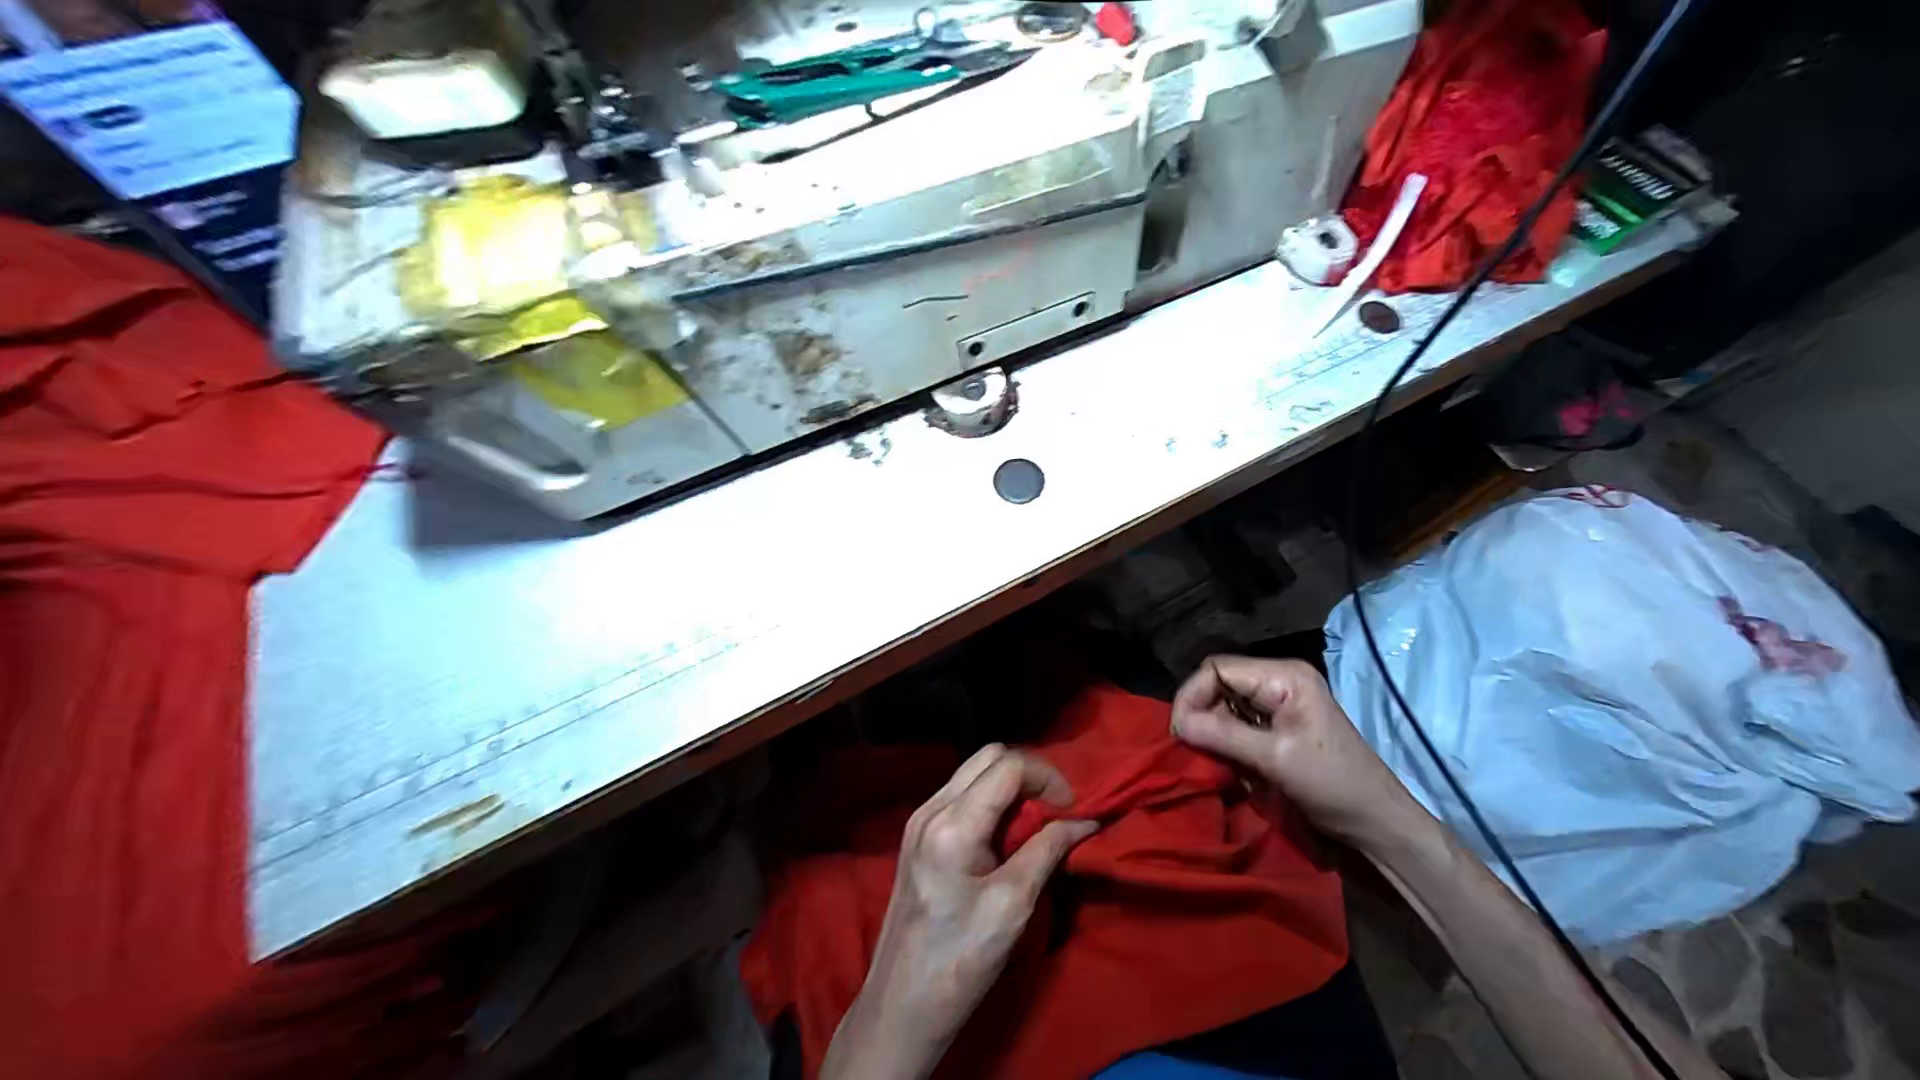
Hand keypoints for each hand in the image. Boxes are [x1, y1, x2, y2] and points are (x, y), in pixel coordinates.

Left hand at [821, 744, 1098, 1079]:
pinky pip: (962, 792)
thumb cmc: (960, 962)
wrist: (902, 1003)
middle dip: (1030, 773)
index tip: (1073, 809)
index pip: (1007, 766)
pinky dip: (992, 797)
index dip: (1048, 777)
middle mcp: (931, 808)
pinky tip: (1009, 829)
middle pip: (989, 757)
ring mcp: (920, 818)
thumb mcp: (1013, 907)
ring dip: (1011, 783)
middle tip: (1058, 808)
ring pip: (974, 771)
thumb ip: (1048, 851)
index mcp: (952, 824)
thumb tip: (1085, 821)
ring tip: (1039, 817)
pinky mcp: (918, 832)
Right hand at [1171, 656, 1423, 853]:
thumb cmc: (1333, 785)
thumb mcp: (1274, 759)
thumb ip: (1223, 735)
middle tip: (1190, 746)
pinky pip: (1237, 720)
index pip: (1216, 669)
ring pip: (1224, 702)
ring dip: (1213, 729)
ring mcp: (1280, 701)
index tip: (1180, 732)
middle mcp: (1280, 679)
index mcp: (1284, 676)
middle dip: (1201, 713)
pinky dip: (1226, 740)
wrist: (1377, 822)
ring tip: (1212, 757)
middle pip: (1218, 683)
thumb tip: (1178, 724)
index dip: (1192, 695)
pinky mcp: (1279, 722)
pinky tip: (1230, 762)